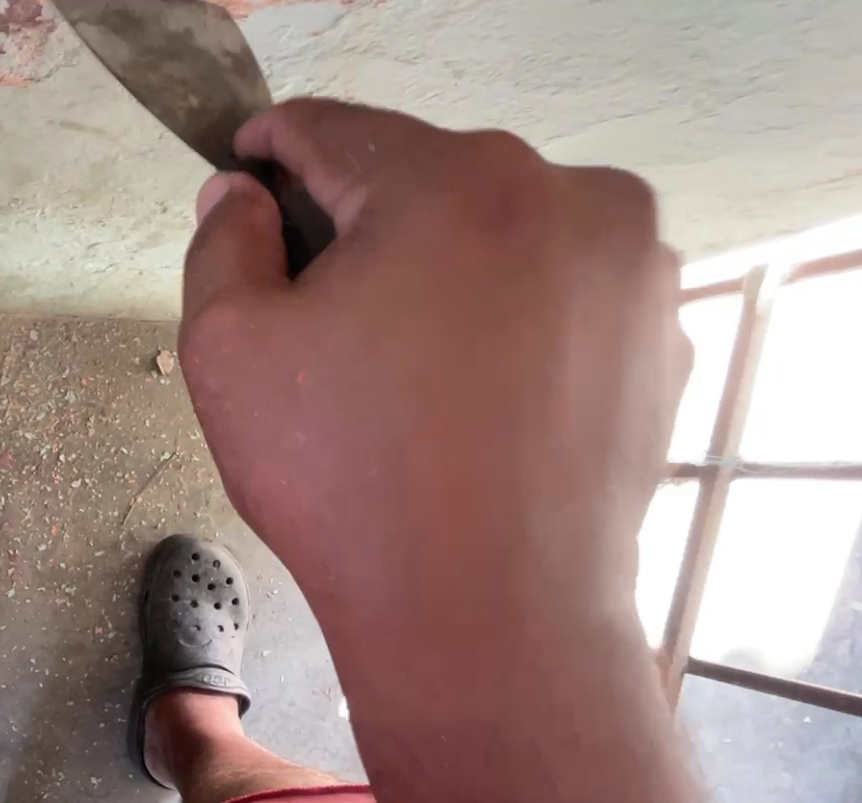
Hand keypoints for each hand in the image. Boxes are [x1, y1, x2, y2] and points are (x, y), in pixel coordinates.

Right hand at [179, 100, 688, 638]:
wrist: (477, 609)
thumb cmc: (336, 473)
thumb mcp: (225, 348)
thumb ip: (219, 246)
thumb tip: (238, 198)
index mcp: (453, 184)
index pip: (334, 127)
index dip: (267, 143)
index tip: (237, 159)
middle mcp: (569, 198)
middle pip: (413, 183)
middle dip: (340, 230)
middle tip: (290, 312)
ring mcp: (629, 270)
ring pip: (478, 239)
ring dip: (411, 275)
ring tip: (367, 374)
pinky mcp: (650, 339)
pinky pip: (534, 298)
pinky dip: (473, 322)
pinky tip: (436, 402)